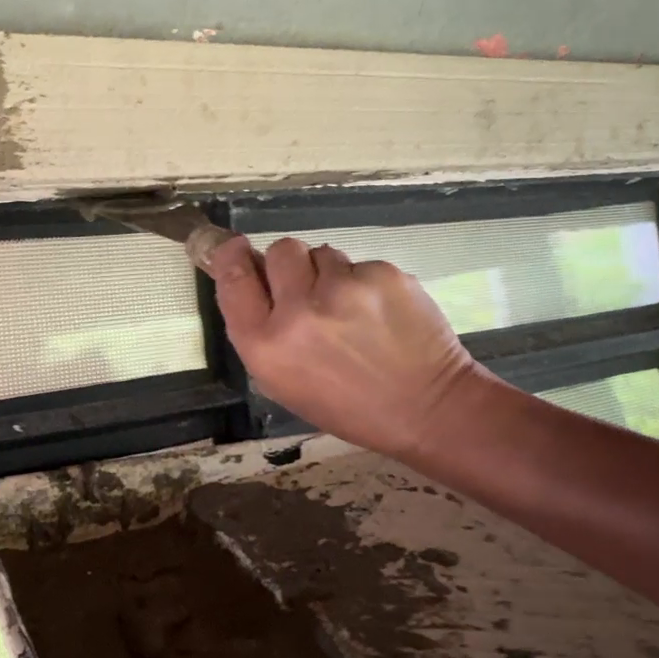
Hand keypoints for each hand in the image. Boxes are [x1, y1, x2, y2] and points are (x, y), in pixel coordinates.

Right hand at [206, 235, 483, 461]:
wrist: (427, 409)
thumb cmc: (346, 406)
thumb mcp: (282, 382)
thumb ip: (261, 331)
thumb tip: (252, 278)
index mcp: (265, 345)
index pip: (233, 278)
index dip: (232, 256)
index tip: (237, 248)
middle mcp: (297, 312)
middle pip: (279, 251)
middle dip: (289, 264)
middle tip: (306, 288)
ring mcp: (342, 289)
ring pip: (322, 254)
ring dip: (329, 273)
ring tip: (349, 309)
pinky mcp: (383, 276)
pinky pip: (360, 264)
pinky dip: (365, 283)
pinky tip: (379, 313)